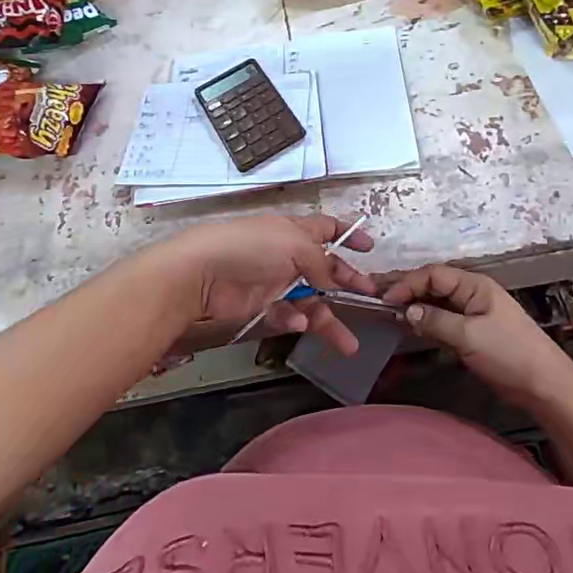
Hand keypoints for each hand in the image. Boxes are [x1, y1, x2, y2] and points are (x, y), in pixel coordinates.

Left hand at [131, 214, 375, 354]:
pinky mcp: (260, 305)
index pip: (327, 227)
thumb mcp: (295, 245)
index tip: (370, 247)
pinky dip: (296, 321)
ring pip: (310, 301)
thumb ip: (320, 262)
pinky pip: (287, 315)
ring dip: (328, 321)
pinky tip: (299, 326)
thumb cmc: (251, 247)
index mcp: (295, 230)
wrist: (201, 272)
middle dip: (348, 282)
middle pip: (325, 268)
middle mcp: (287, 254)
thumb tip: (331, 280)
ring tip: (349, 344)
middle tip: (371, 297)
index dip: (349, 234)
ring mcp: (274, 281)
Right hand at [381, 265, 572, 407]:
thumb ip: (435, 321)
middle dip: (407, 289)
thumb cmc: (509, 354)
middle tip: (379, 298)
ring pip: (437, 302)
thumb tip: (407, 310)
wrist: (545, 386)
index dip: (407, 283)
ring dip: (415, 305)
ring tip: (389, 311)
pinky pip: (444, 319)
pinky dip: (426, 320)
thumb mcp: (469, 335)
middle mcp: (473, 293)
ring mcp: (474, 312)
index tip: (386, 299)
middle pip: (434, 284)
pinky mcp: (474, 332)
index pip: (433, 274)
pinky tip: (410, 326)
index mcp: (475, 285)